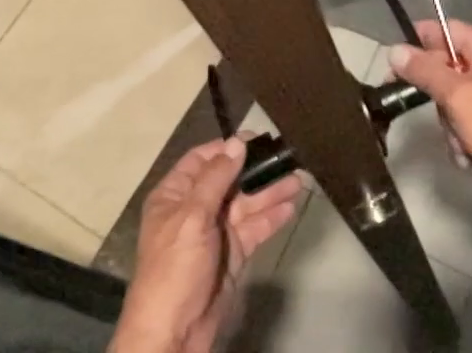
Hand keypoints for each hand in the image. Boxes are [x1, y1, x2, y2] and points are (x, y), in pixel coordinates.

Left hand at [110, 136, 303, 352]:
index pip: (201, 161)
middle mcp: (194, 209)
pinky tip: (290, 207)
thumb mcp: (191, 218)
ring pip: (245, 205)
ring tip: (298, 179)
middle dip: (256, 170)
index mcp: (174, 195)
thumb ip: (215, 179)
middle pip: (228, 181)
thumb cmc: (175, 267)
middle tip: (287, 156)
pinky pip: (253, 229)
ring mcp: (215, 233)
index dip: (227, 149)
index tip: (257, 139)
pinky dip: (271, 218)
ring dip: (269, 192)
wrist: (174, 331)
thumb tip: (236, 143)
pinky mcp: (232, 254)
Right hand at [389, 19, 471, 217]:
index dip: (420, 39)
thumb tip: (394, 50)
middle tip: (435, 111)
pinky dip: (463, 142)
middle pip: (445, 70)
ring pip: (451, 103)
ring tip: (464, 143)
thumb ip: (423, 70)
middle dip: (439, 99)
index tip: (395, 58)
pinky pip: (463, 126)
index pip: (447, 30)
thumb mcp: (456, 95)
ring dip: (451, 128)